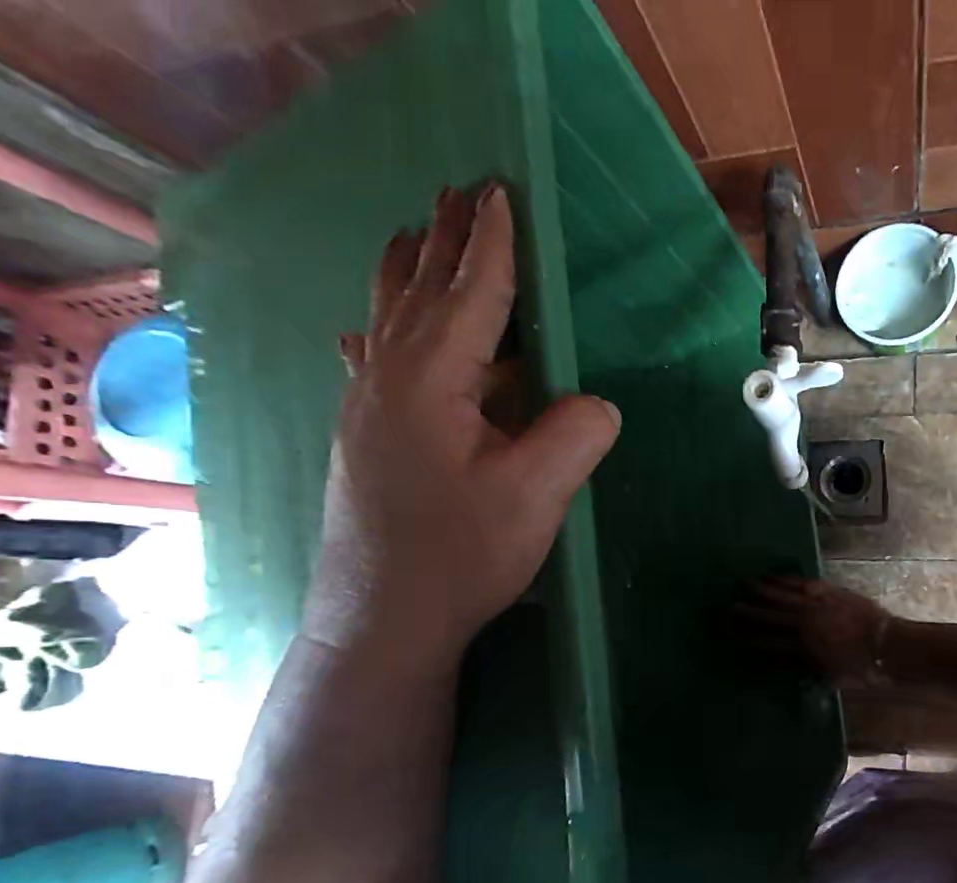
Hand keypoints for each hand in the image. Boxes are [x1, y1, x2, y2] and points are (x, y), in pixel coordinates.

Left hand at [303, 184, 620, 654]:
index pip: (472, 292)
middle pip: (419, 287)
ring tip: (417, 232)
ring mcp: (365, 406)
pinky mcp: (361, 437)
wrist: (381, 619)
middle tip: (459, 190)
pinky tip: (363, 330)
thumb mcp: (536, 496)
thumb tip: (595, 402)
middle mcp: (388, 377)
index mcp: (430, 379)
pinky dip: (378, 327)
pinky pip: (370, 359)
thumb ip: (576, 433)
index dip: (493, 242)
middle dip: (444, 236)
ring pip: (387, 317)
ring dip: (408, 269)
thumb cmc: (459, 555)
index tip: (500, 191)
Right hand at [732, 577, 891, 681]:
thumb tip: (776, 661)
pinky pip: (799, 582)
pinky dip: (783, 580)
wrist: (888, 645)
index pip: (763, 641)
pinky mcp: (827, 590)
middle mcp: (803, 623)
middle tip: (723, 607)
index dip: (743, 637)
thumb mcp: (826, 677)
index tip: (725, 632)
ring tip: (742, 585)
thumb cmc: (859, 668)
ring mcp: (815, 603)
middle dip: (744, 612)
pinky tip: (772, 577)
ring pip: (780, 594)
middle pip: (766, 615)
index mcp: (801, 647)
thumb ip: (800, 668)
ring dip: (760, 590)